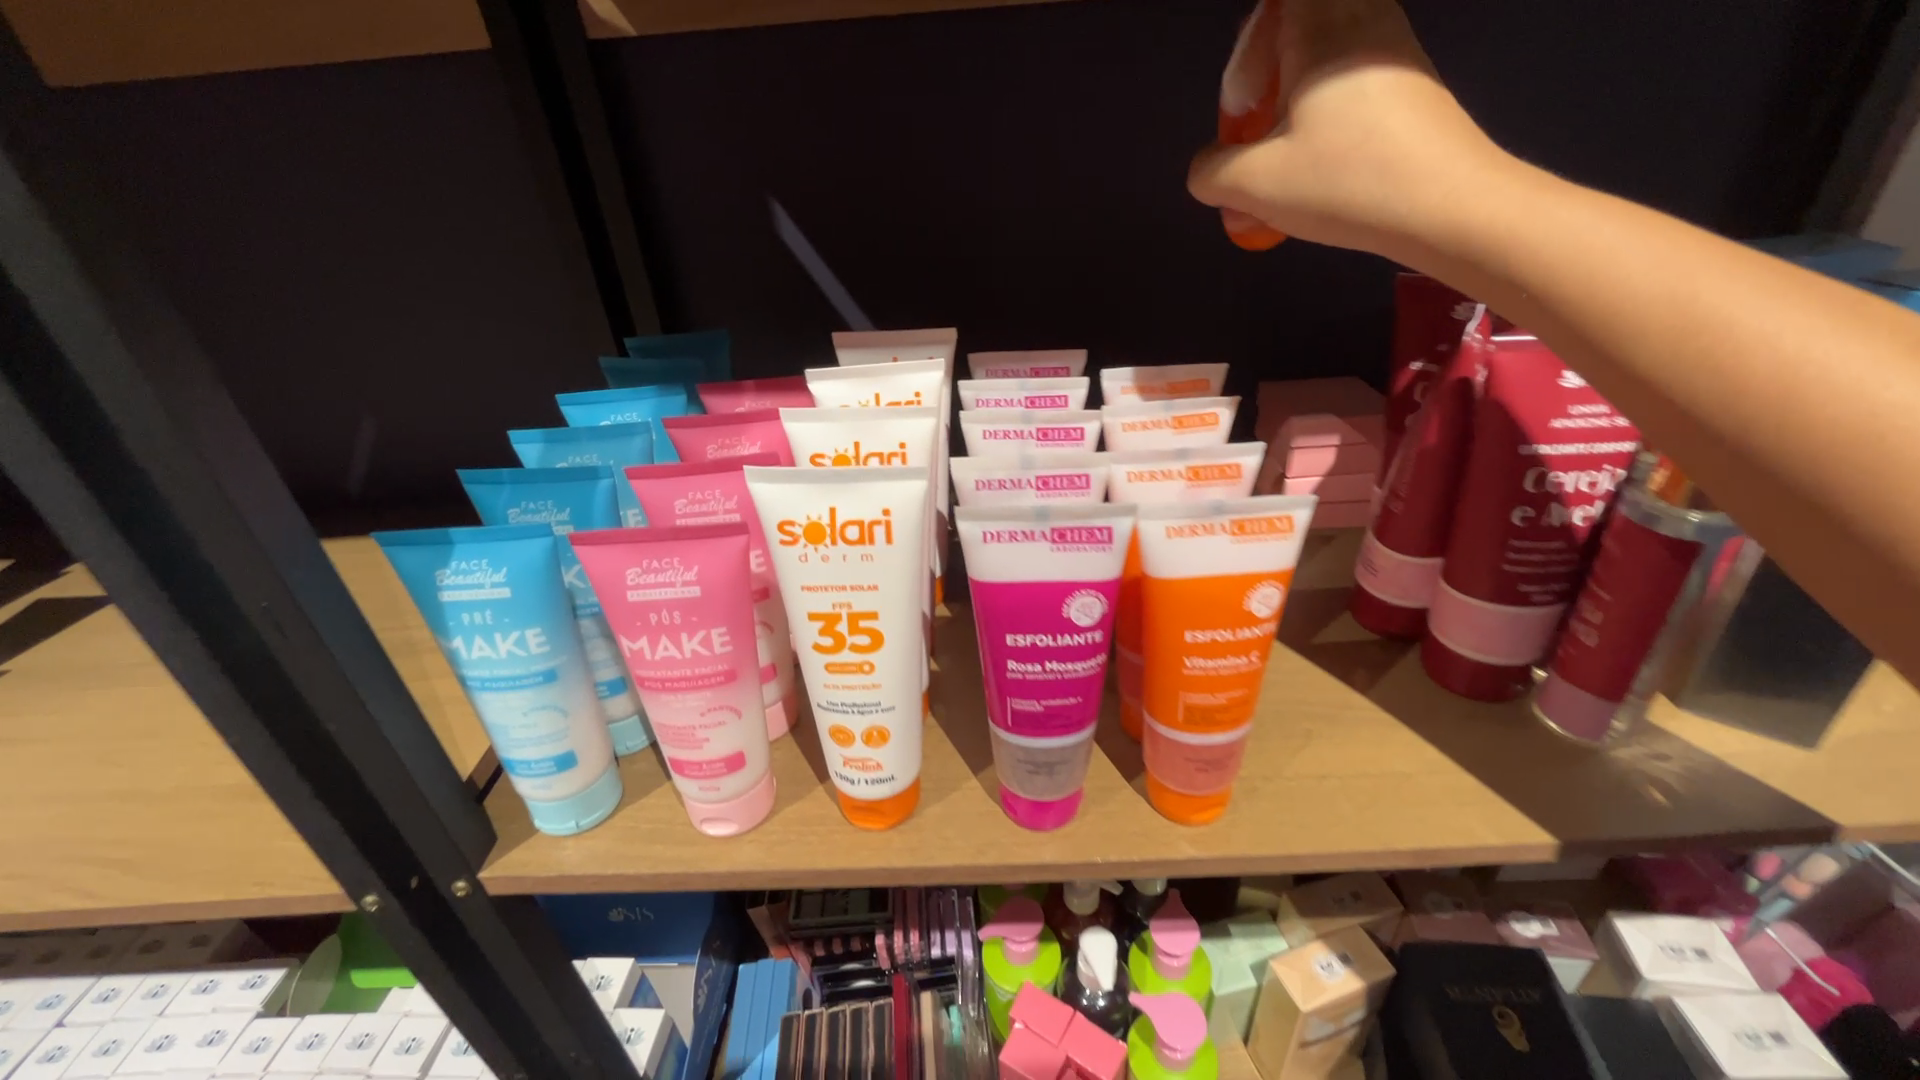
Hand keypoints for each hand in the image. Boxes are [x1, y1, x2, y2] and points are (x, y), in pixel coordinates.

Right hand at [1190, 0, 1511, 257]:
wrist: (1449, 206)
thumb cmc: (1345, 182)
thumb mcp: (1255, 185)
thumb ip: (1212, 172)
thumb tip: (1207, 169)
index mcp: (1322, 30)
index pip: (1276, 6)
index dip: (1250, 49)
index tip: (1246, 103)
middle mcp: (1364, 24)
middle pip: (1301, 27)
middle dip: (1269, 79)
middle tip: (1258, 129)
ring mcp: (1397, 54)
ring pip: (1329, 59)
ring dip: (1295, 106)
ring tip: (1284, 163)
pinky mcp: (1415, 88)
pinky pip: (1356, 83)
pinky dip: (1326, 118)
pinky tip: (1319, 173)